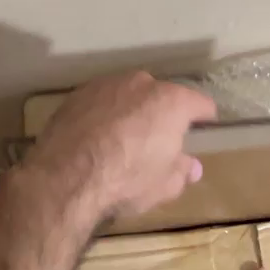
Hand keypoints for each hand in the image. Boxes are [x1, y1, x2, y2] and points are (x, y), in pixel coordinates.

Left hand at [24, 71, 215, 220]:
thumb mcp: (164, 186)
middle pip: (162, 96)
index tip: (204, 129)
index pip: (201, 104)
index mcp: (172, 102)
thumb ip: (182, 171)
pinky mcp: (77, 94)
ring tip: (125, 139)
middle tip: (160, 141)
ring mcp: (106, 85)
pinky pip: (102, 102)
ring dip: (132, 111)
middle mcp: (141, 84)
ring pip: (130, 95)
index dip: (205, 119)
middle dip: (164, 114)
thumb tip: (191, 166)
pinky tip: (97, 138)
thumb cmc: (126, 181)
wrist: (64, 179)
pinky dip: (105, 115)